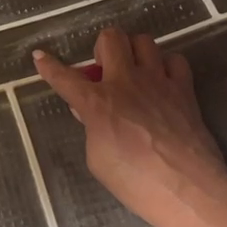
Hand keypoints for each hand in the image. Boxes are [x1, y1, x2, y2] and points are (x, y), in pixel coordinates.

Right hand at [33, 28, 226, 226]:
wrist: (186, 188)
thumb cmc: (134, 182)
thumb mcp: (98, 159)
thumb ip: (92, 129)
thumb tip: (89, 113)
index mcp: (97, 103)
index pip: (65, 78)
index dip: (49, 66)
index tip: (40, 56)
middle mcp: (125, 83)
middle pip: (111, 38)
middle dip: (102, 47)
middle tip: (104, 68)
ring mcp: (157, 82)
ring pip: (143, 40)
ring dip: (134, 52)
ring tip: (134, 71)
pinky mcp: (183, 89)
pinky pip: (175, 60)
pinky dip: (166, 66)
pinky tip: (163, 81)